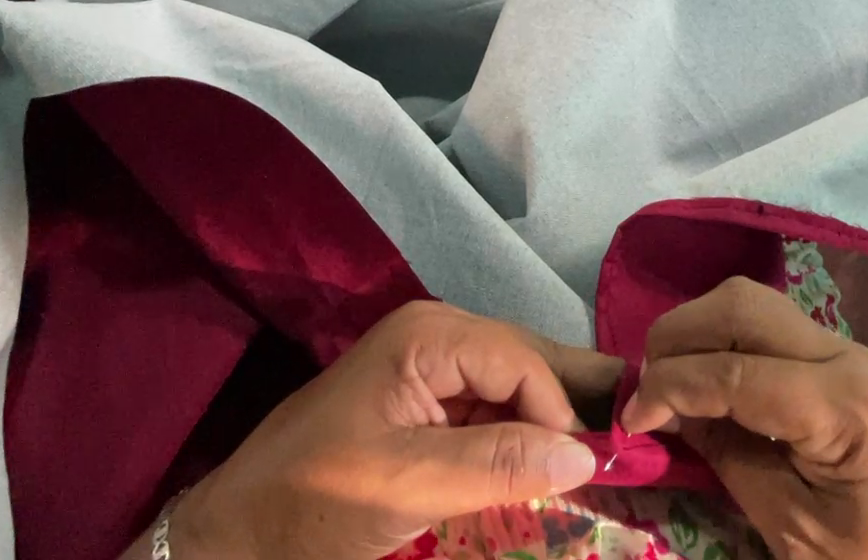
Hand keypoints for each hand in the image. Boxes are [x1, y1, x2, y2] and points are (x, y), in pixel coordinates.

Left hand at [160, 300, 623, 559]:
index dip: (557, 411)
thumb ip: (495, 465)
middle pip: (524, 360)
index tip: (584, 472)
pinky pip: (492, 407)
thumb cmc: (312, 502)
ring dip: (552, 420)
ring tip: (604, 449)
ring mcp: (433, 365)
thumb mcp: (403, 485)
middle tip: (628, 438)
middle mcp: (438, 334)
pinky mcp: (429, 399)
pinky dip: (523, 434)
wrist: (239, 532)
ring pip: (515, 382)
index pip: (519, 360)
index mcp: (428, 336)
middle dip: (571, 400)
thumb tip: (584, 456)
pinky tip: (551, 459)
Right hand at [620, 278, 867, 559]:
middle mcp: (846, 355)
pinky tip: (700, 372)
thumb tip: (661, 407)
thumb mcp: (790, 526)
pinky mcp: (833, 353)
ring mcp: (843, 347)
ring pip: (748, 301)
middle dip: (677, 336)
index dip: (669, 387)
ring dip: (695, 328)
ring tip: (665, 377)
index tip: (629, 419)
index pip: (734, 372)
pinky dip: (718, 335)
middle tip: (643, 387)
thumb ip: (724, 453)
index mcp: (844, 406)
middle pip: (740, 307)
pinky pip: (762, 321)